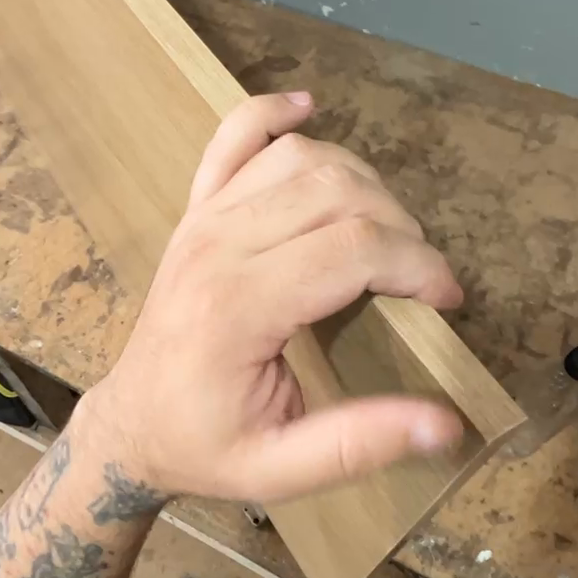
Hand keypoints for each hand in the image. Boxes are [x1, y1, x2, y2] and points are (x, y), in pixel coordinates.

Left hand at [76, 92, 465, 504]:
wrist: (130, 425)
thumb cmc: (201, 447)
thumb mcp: (277, 469)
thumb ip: (358, 444)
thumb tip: (446, 423)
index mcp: (239, 307)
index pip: (355, 248)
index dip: (419, 266)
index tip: (446, 301)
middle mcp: (218, 246)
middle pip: (338, 192)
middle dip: (400, 229)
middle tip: (416, 280)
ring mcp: (202, 219)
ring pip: (301, 157)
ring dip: (360, 183)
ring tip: (383, 235)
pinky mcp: (195, 212)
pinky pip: (233, 138)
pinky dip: (272, 114)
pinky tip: (308, 108)